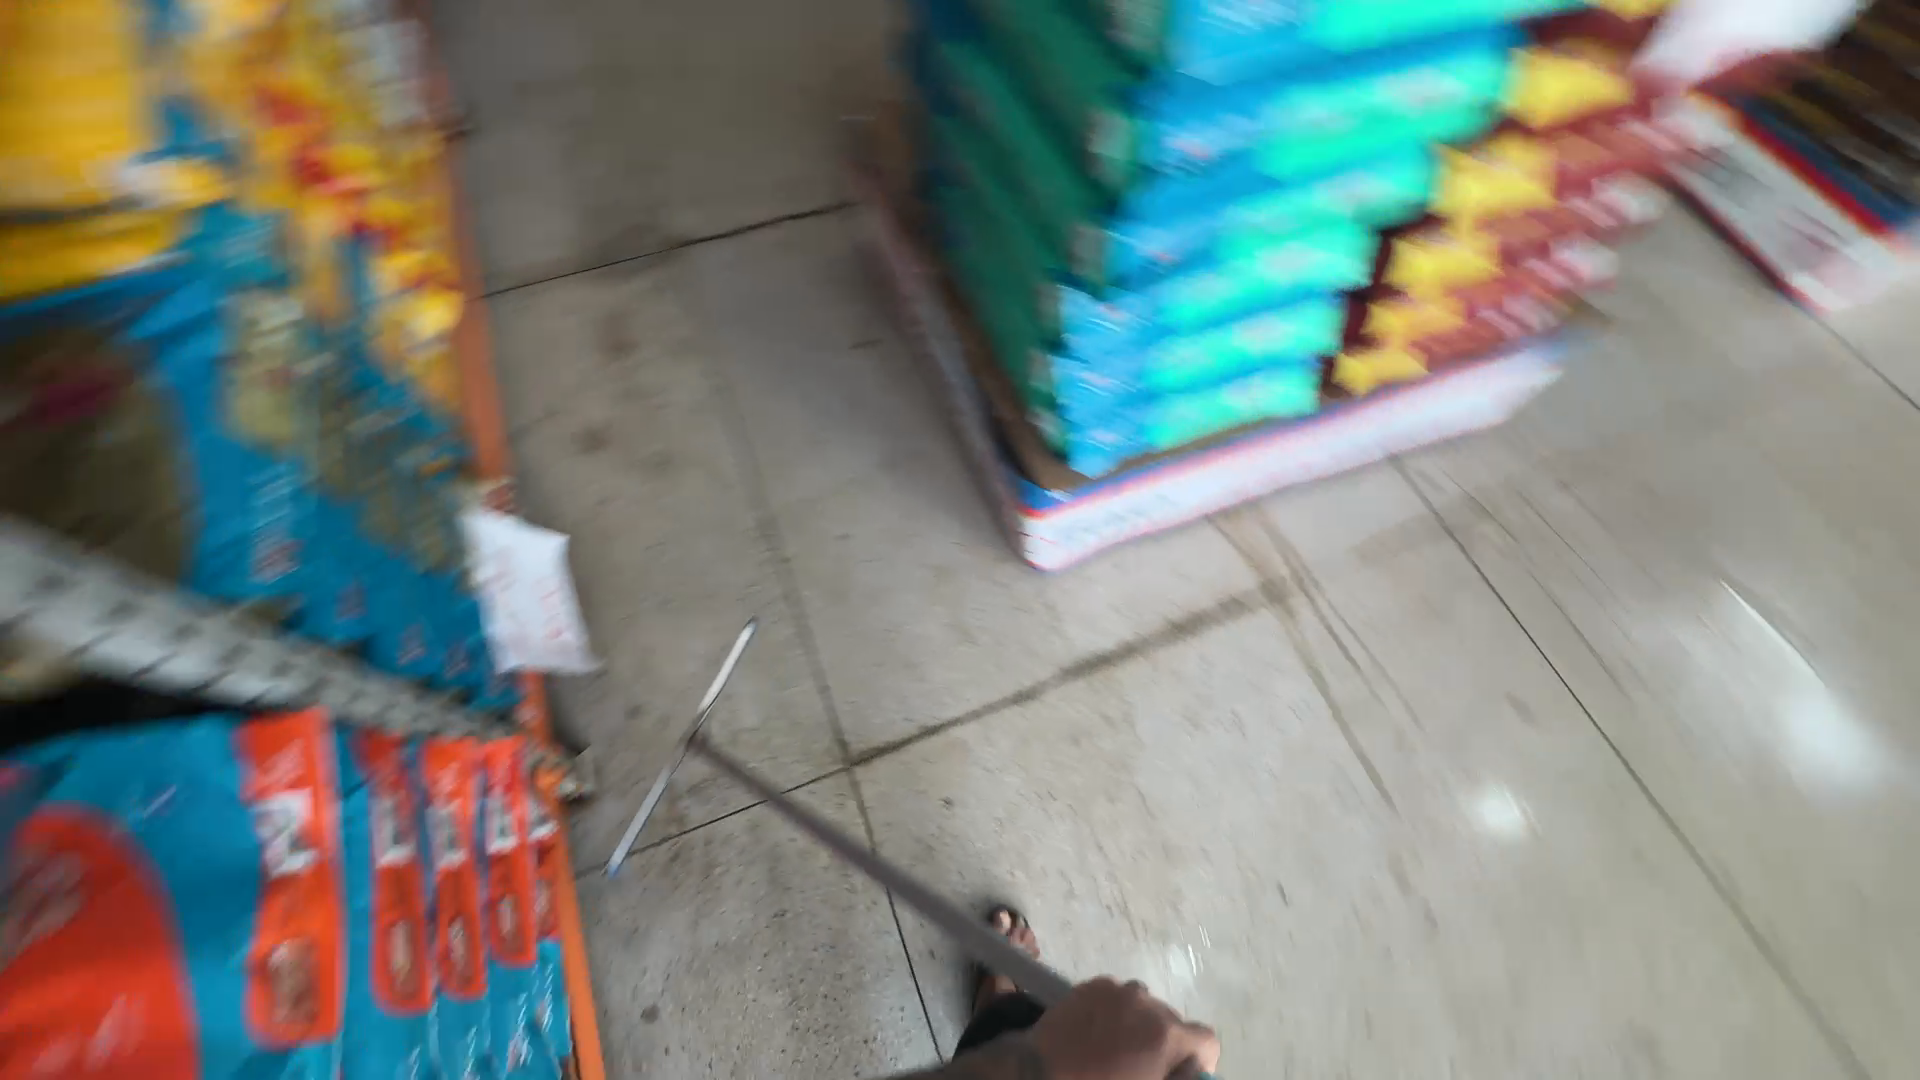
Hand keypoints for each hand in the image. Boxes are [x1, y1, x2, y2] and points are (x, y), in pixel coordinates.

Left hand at [1026, 978, 1220, 1079]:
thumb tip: (1191, 1073)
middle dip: (1167, 1044)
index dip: (1201, 1062)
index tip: (1181, 1077)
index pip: (1207, 1039)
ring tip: (1119, 1050)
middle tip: (1145, 1068)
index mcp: (1166, 1035)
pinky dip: (1117, 1012)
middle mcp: (1146, 1002)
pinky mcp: (1092, 983)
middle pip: (1174, 1022)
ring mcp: (1117, 988)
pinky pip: (1118, 996)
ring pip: (1145, 1006)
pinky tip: (1098, 1033)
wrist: (1041, 1075)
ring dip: (1141, 1025)